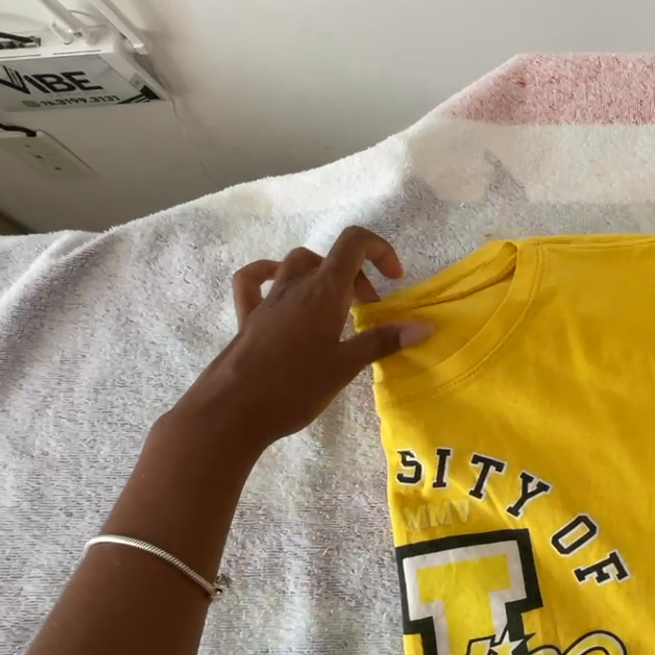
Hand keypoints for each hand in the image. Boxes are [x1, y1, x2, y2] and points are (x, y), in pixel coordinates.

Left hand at [170, 226, 430, 453]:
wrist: (231, 412)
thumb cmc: (294, 388)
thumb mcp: (345, 366)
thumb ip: (383, 342)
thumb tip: (423, 327)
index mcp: (323, 291)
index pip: (353, 243)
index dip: (379, 250)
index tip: (393, 280)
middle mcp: (295, 286)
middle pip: (331, 259)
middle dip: (358, 277)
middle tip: (369, 314)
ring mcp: (267, 300)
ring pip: (297, 265)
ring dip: (322, 275)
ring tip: (334, 306)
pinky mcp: (247, 318)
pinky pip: (255, 281)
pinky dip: (269, 274)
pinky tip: (279, 286)